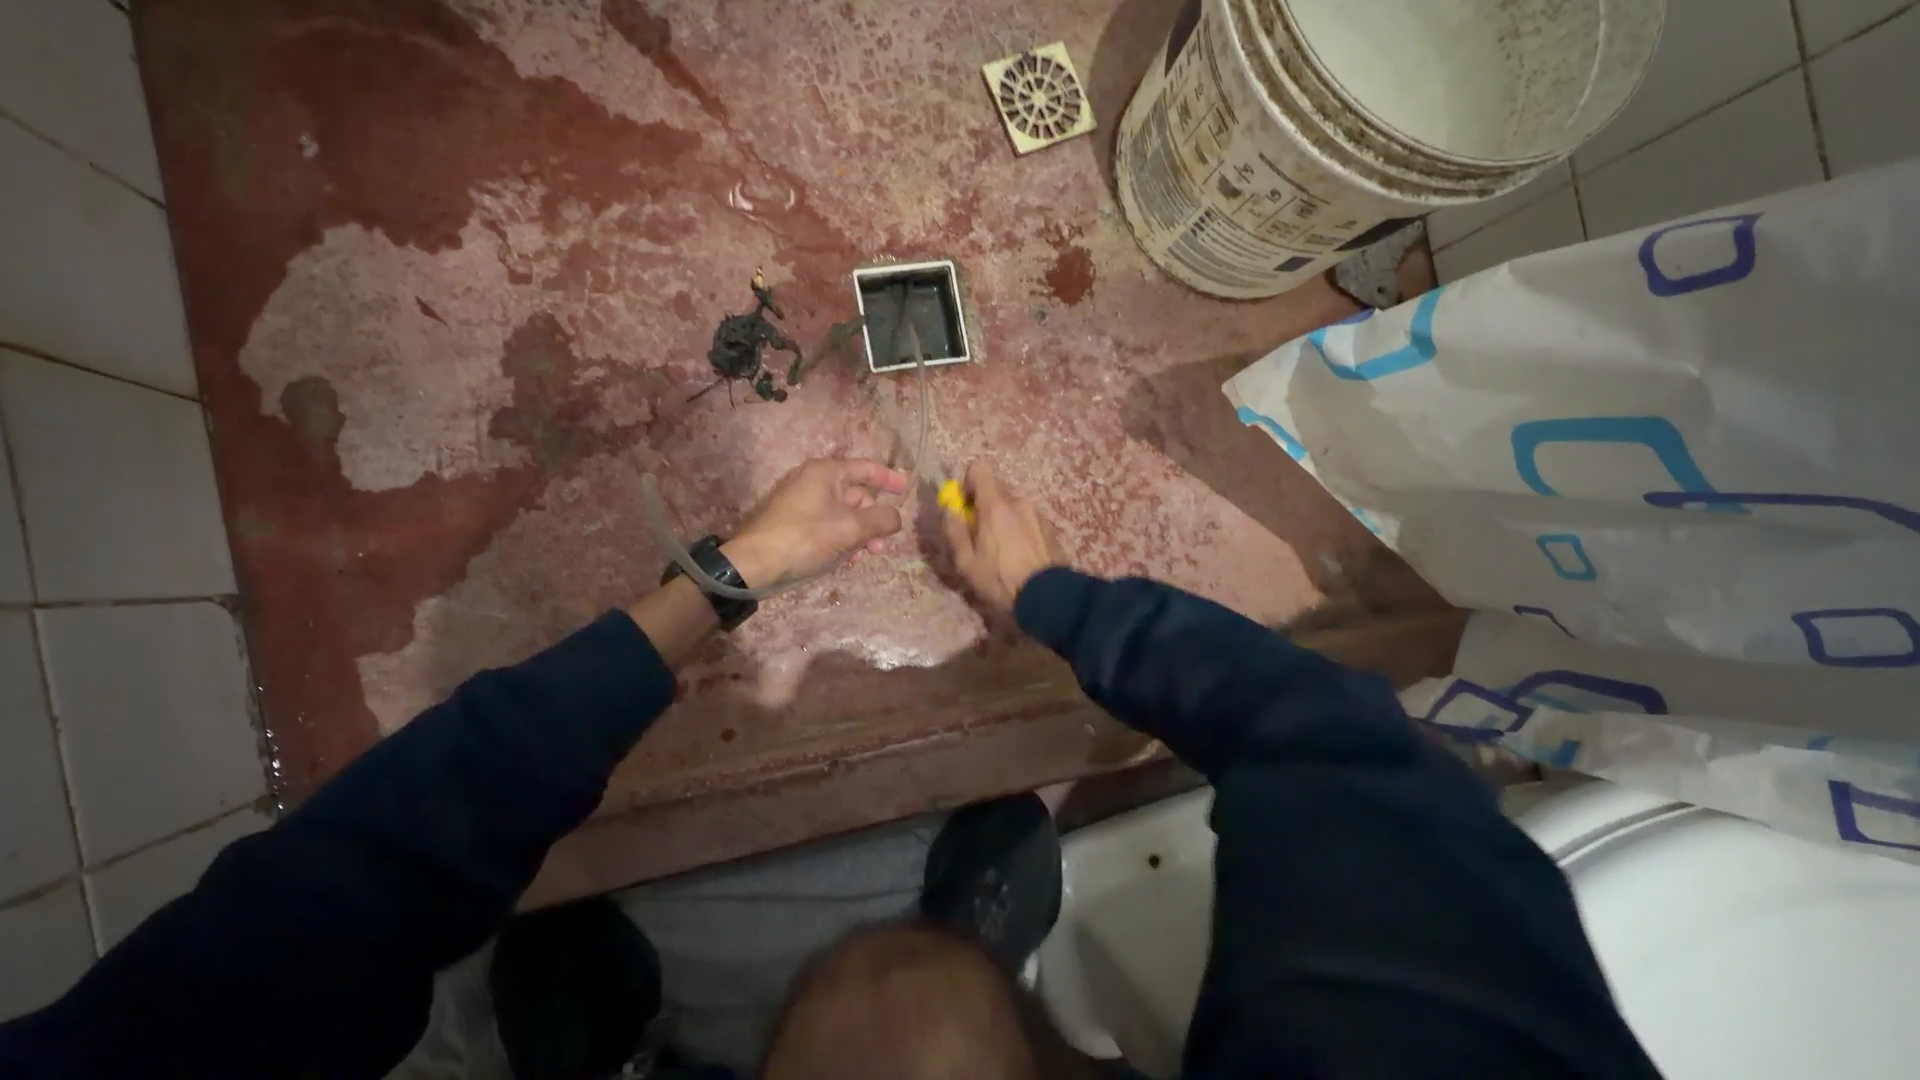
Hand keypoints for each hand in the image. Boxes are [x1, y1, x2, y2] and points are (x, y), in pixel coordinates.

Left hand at [724, 459, 910, 587]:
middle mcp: (814, 482)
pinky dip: (842, 540)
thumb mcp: (850, 529)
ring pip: (844, 514)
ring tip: (866, 555)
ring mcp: (803, 503)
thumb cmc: (805, 538)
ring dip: (860, 534)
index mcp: (826, 472)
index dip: (890, 479)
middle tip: (883, 543)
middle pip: (856, 495)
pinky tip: (846, 561)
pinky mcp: (795, 524)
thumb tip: (896, 517)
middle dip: (874, 519)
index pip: (867, 468)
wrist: (753, 564)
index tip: (908, 490)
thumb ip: (881, 520)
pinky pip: (828, 526)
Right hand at [942, 462, 1067, 612]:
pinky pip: (1027, 519)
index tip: (964, 506)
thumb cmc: (1000, 580)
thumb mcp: (966, 563)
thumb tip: (949, 509)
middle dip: (984, 507)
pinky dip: (1020, 529)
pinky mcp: (1050, 527)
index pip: (979, 469)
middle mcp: (1018, 502)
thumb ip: (954, 531)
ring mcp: (1037, 513)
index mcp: (995, 506)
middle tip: (980, 536)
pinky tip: (1020, 555)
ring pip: (1012, 506)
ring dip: (1003, 520)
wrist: (1048, 596)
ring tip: (1002, 550)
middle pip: (995, 490)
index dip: (967, 483)